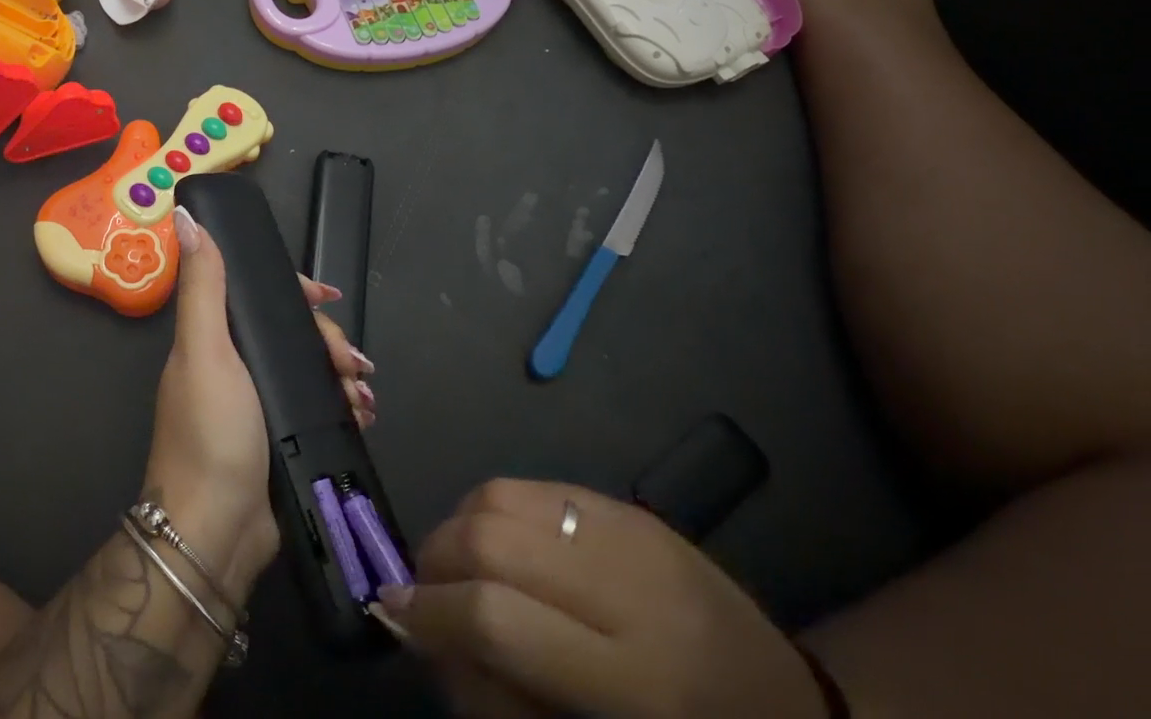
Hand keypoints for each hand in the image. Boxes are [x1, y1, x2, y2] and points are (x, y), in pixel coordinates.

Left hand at [143, 205, 375, 597]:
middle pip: (293, 335)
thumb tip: (186, 216)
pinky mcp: (281, 441)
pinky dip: (344, 406)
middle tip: (353, 366)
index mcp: (213, 341)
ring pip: (312, 371)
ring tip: (363, 397)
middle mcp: (235, 368)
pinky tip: (362, 415)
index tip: (327, 298)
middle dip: (330, 342)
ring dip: (344, 375)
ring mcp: (259, 406)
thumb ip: (204, 287)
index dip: (293, 292)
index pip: (256, 296)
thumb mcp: (205, 351)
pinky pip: (319, 408)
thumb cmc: (211, 432)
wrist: (217, 529)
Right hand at [380, 480, 824, 718]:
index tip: (396, 617)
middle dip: (434, 560)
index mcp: (636, 679)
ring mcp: (635, 535)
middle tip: (425, 592)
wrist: (786, 704)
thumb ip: (496, 694)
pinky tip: (500, 545)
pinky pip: (532, 487)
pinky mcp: (632, 510)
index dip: (430, 614)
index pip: (496, 617)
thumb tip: (421, 630)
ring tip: (459, 565)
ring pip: (502, 496)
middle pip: (491, 538)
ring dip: (457, 526)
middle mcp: (634, 590)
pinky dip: (493, 512)